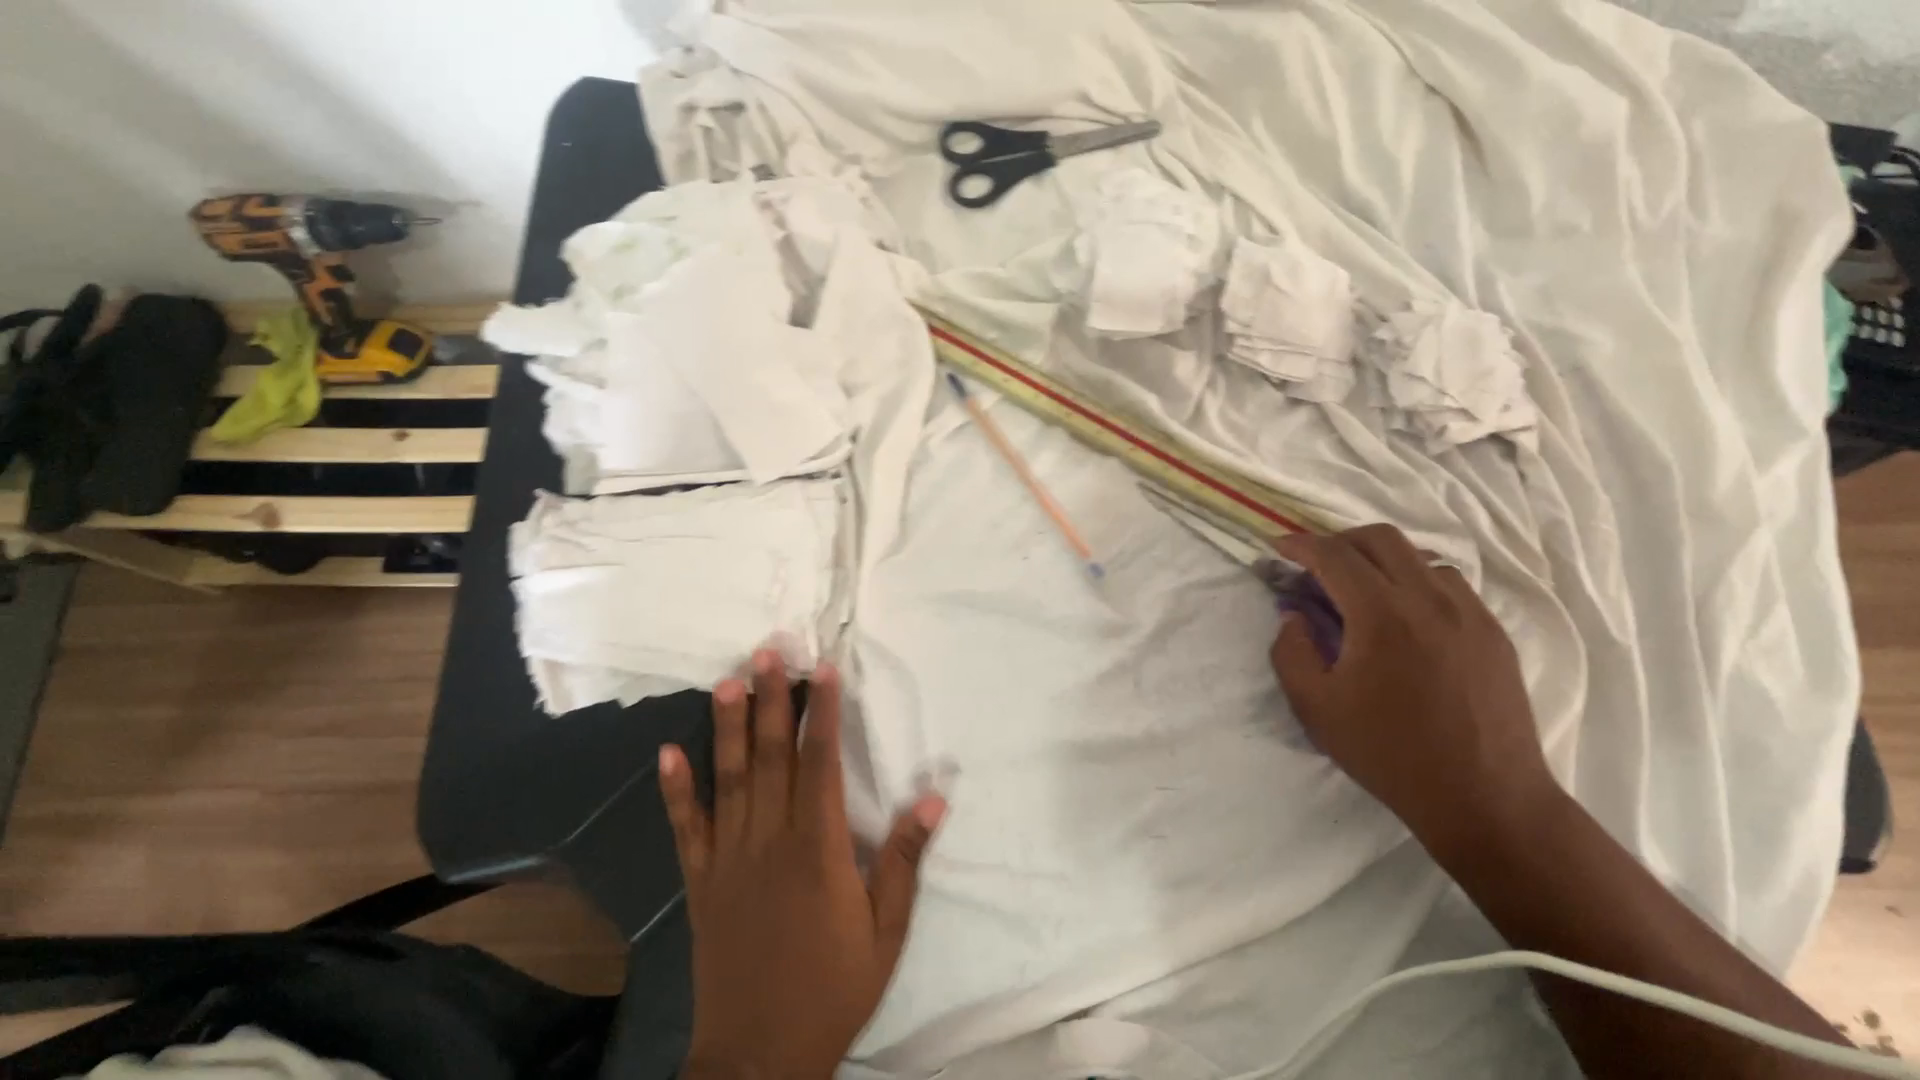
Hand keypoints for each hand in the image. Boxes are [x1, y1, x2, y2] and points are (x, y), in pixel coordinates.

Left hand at [660, 649, 947, 1079]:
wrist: (760, 1052)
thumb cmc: (833, 987)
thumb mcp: (886, 931)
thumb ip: (903, 861)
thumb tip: (931, 798)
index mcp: (818, 848)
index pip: (819, 763)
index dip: (822, 712)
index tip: (821, 669)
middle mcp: (769, 841)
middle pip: (771, 757)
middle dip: (771, 700)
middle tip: (767, 652)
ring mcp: (728, 859)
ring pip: (729, 780)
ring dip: (728, 728)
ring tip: (726, 681)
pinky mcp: (700, 882)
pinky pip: (686, 828)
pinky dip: (675, 789)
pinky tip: (667, 753)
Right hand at [1268, 525, 1557, 849]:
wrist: (1484, 797)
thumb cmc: (1389, 754)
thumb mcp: (1316, 709)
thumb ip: (1291, 652)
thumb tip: (1295, 616)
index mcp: (1382, 615)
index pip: (1334, 555)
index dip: (1300, 544)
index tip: (1278, 548)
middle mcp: (1430, 600)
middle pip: (1381, 538)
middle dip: (1339, 540)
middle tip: (1315, 564)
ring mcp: (1470, 613)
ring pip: (1420, 558)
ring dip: (1381, 561)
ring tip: (1361, 592)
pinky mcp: (1494, 632)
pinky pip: (1450, 586)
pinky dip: (1416, 584)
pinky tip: (1405, 619)